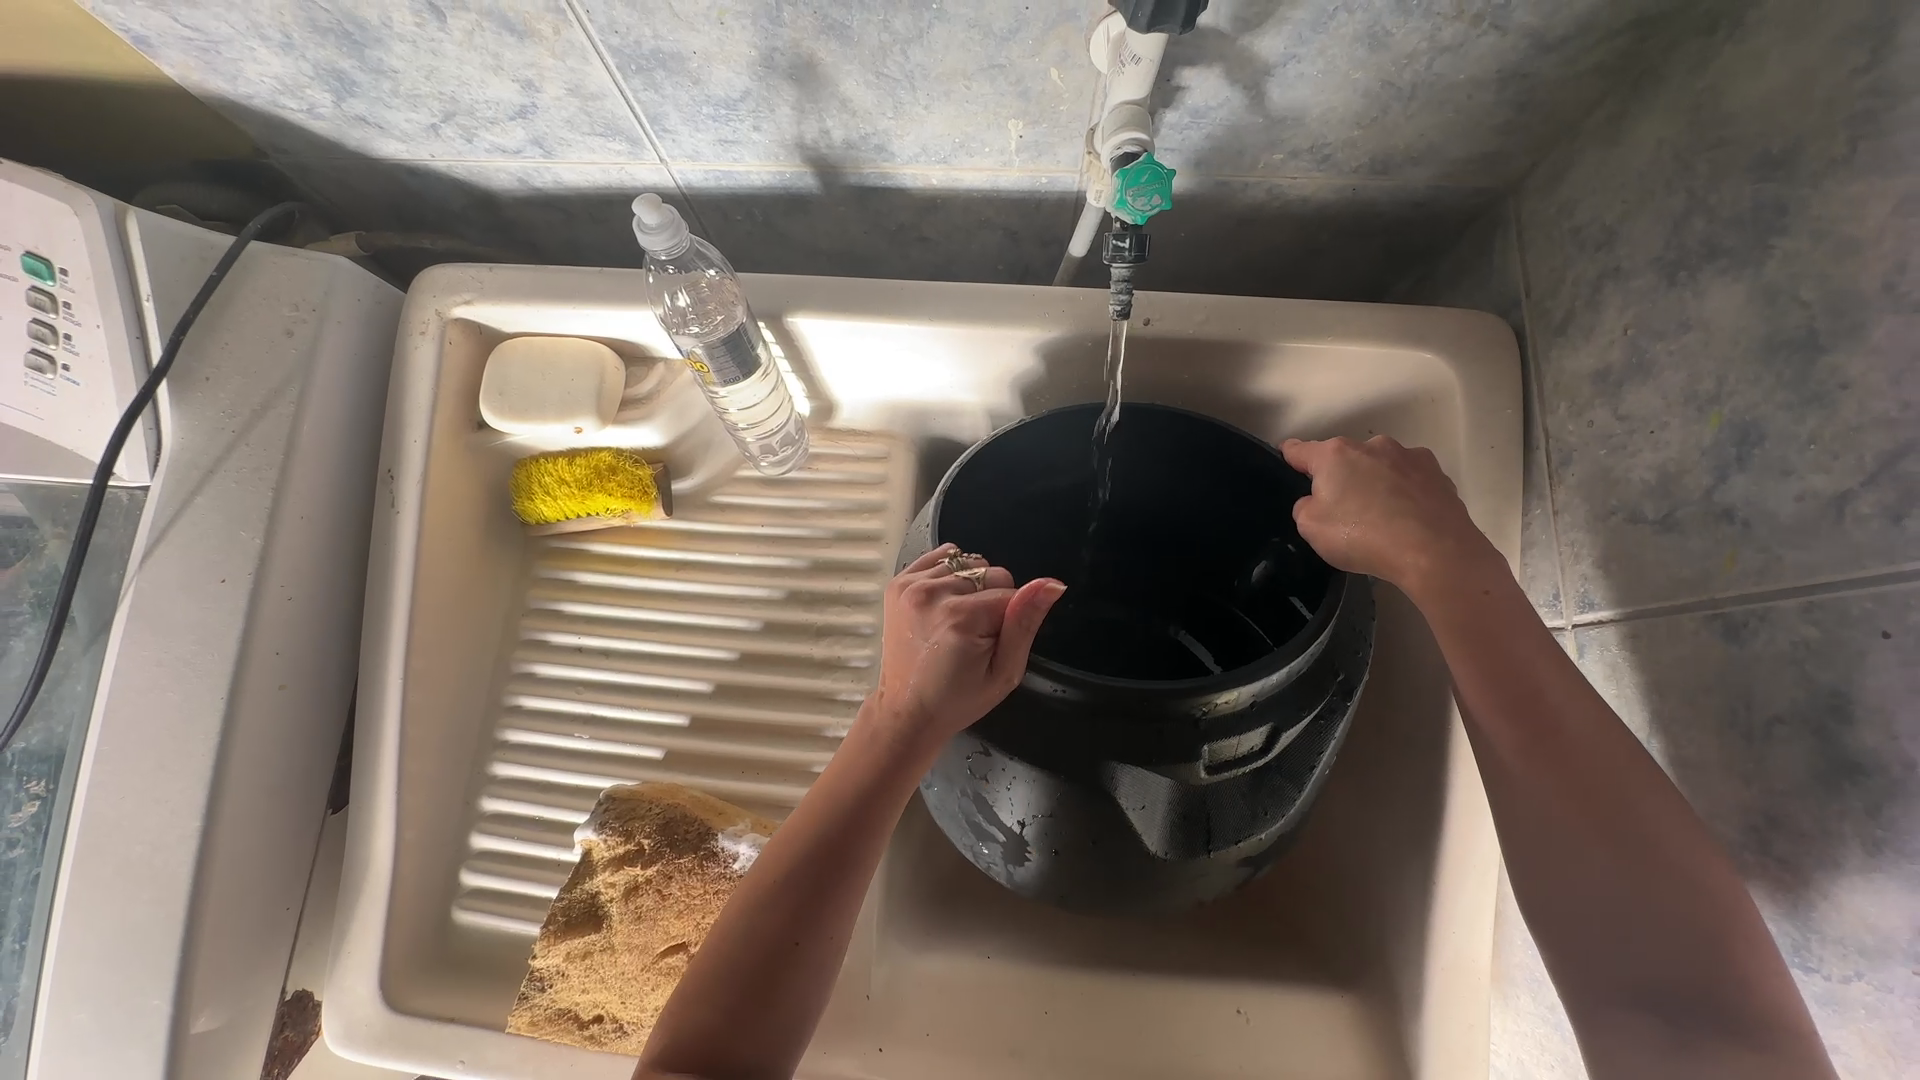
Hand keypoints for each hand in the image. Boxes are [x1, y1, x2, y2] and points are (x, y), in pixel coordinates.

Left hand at [865, 544, 1066, 753]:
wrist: (907, 711)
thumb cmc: (956, 699)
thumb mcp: (1005, 672)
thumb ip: (1026, 623)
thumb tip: (1051, 584)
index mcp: (962, 616)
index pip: (1013, 591)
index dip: (1010, 619)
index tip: (992, 643)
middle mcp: (934, 593)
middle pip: (991, 572)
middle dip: (991, 600)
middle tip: (975, 637)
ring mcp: (912, 586)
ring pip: (968, 563)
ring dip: (970, 588)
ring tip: (957, 623)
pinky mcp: (899, 583)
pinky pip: (940, 557)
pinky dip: (949, 575)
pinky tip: (945, 604)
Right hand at [1280, 435, 1499, 594]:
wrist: (1434, 553)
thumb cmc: (1362, 536)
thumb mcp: (1309, 527)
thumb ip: (1305, 506)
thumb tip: (1319, 500)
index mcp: (1335, 454)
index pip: (1299, 449)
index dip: (1289, 458)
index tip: (1288, 465)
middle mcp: (1372, 445)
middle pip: (1343, 458)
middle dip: (1339, 477)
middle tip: (1341, 512)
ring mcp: (1410, 456)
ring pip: (1379, 466)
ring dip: (1374, 483)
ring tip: (1380, 519)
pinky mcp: (1438, 474)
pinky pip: (1409, 480)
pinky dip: (1403, 494)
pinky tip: (1406, 521)